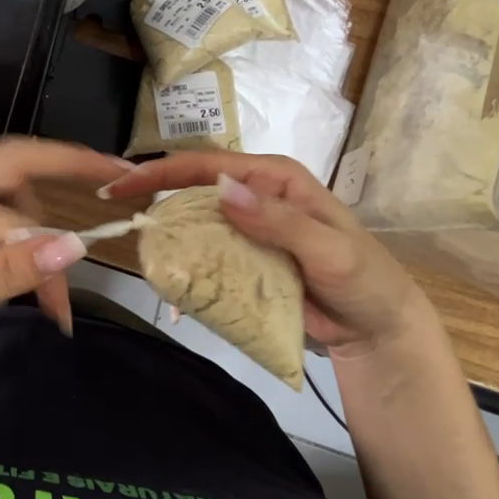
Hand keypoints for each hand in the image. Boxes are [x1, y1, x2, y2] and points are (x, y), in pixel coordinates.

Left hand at [0, 138, 132, 365]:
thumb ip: (8, 274)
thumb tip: (69, 244)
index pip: (15, 219)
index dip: (54, 244)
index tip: (88, 263)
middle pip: (16, 159)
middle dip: (70, 163)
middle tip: (118, 172)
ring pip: (4, 173)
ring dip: (38, 207)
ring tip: (55, 270)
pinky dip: (14, 208)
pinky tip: (27, 244)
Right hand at [102, 151, 435, 357]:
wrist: (377, 332)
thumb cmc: (364, 281)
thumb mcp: (330, 250)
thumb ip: (279, 220)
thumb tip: (223, 190)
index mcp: (274, 178)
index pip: (208, 165)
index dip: (162, 172)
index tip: (121, 186)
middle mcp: (254, 196)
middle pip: (192, 191)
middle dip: (156, 203)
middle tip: (121, 220)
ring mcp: (246, 229)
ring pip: (194, 225)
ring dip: (169, 239)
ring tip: (144, 255)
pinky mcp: (242, 259)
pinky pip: (204, 256)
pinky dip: (185, 267)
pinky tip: (171, 285)